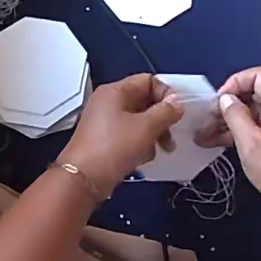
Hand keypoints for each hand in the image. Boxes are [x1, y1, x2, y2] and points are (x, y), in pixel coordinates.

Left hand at [56, 73, 181, 196]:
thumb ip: (166, 112)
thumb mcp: (146, 127)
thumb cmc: (114, 147)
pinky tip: (142, 157)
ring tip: (160, 149)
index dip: (165, 93)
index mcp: (115, 91)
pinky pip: (129, 136)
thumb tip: (177, 102)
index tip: (175, 112)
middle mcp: (108, 103)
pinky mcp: (104, 140)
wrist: (84, 179)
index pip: (147, 80)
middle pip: (144, 101)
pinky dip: (139, 144)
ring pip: (138, 121)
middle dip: (161, 118)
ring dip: (153, 134)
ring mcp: (104, 122)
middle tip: (170, 134)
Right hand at [199, 66, 260, 222]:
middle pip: (255, 93)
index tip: (216, 105)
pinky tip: (219, 142)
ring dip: (230, 121)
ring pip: (255, 111)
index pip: (258, 76)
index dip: (233, 84)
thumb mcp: (251, 146)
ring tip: (204, 136)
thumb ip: (236, 117)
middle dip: (228, 106)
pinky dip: (242, 130)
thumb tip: (225, 99)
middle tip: (205, 124)